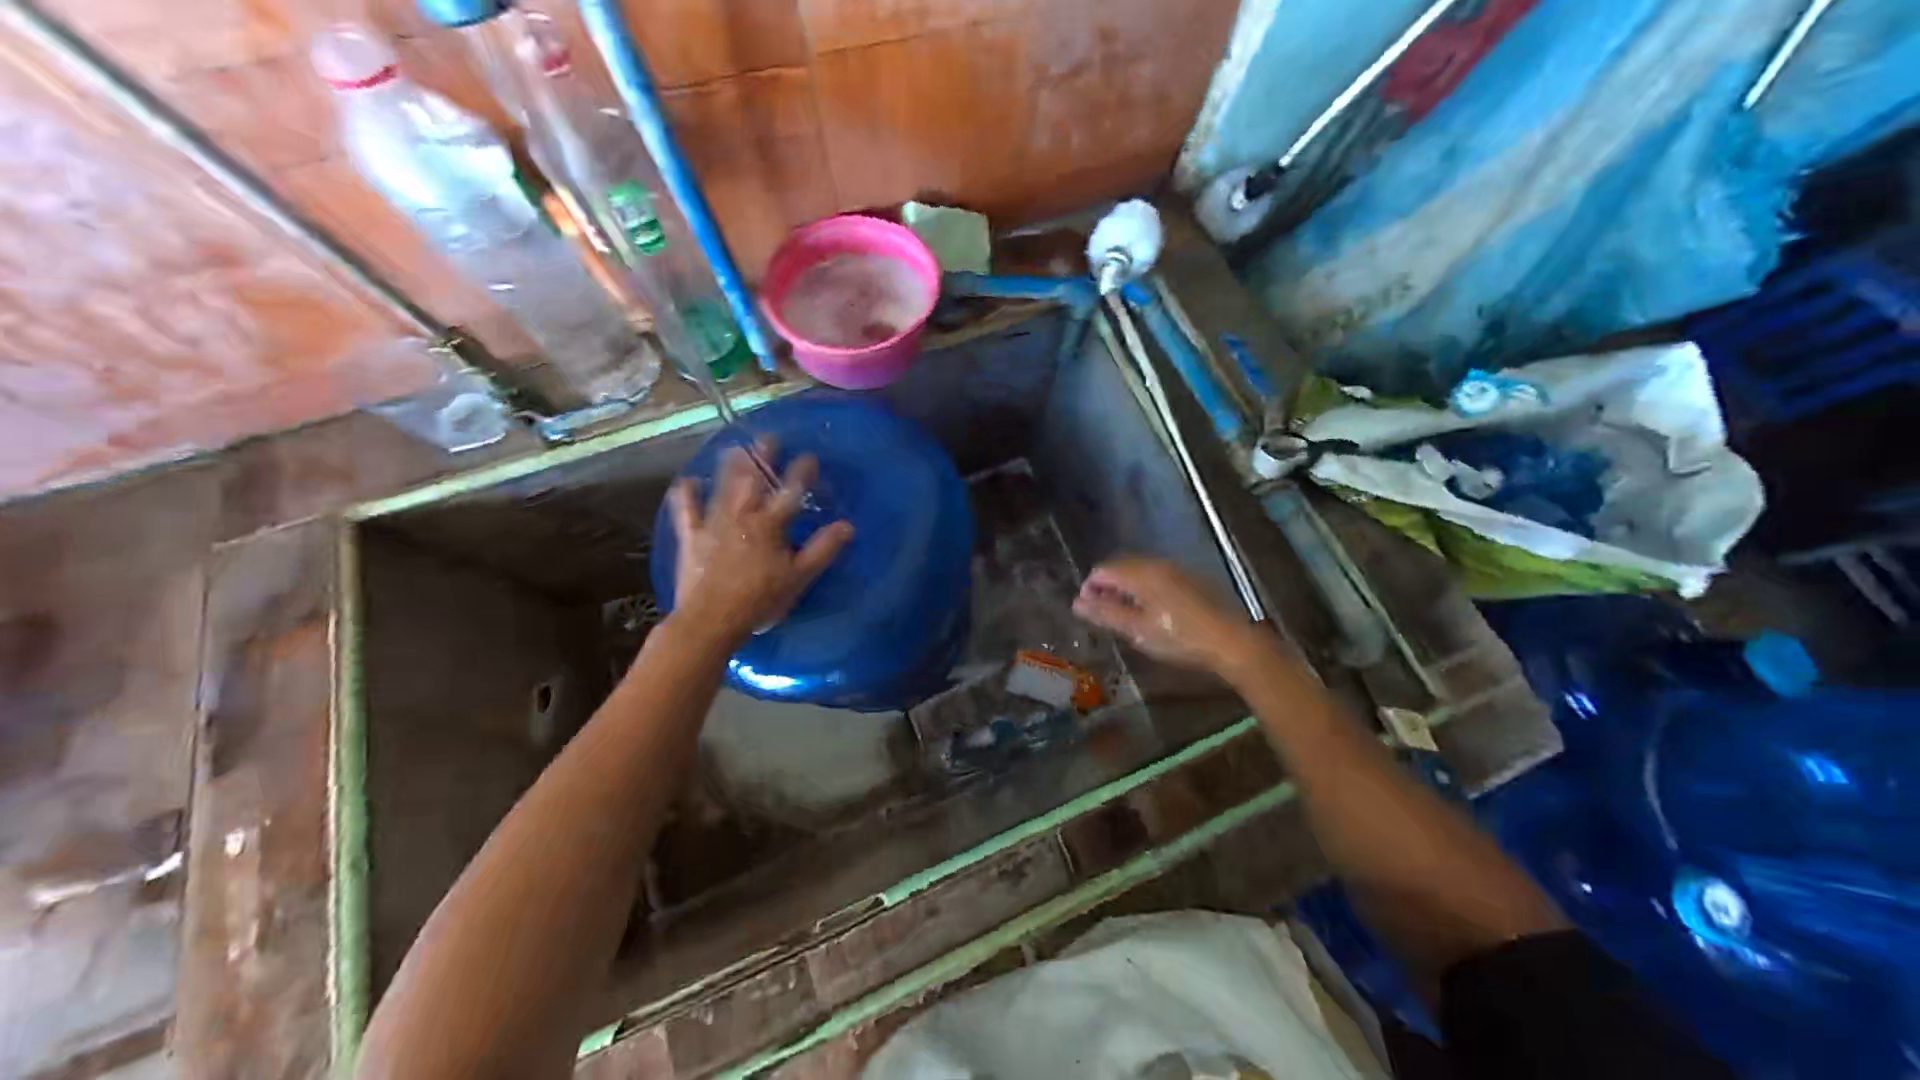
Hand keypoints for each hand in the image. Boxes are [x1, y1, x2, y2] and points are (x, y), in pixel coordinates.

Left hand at [667, 440, 853, 646]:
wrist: (711, 619)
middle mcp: (741, 516)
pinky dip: (688, 494)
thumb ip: (823, 550)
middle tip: (768, 439)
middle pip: (753, 480)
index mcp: (770, 525)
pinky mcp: (692, 536)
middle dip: (763, 458)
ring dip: (730, 466)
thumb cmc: (760, 600)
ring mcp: (713, 523)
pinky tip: (690, 481)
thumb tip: (848, 526)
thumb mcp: (799, 578)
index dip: (802, 472)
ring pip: (722, 487)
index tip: (810, 457)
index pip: (791, 491)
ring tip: (736, 448)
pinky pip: (687, 509)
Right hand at [1072, 557, 1274, 676]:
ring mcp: (1177, 570)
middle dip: (1107, 587)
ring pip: (1140, 571)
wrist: (1234, 642)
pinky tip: (1151, 611)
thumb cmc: (1181, 638)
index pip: (1103, 570)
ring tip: (1125, 614)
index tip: (1087, 610)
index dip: (1089, 588)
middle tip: (1103, 613)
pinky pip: (1157, 576)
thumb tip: (1077, 603)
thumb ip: (1105, 614)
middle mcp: (1158, 564)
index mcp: (1142, 573)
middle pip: (1121, 567)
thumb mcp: (1138, 630)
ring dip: (1126, 588)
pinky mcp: (1192, 579)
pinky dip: (1145, 589)